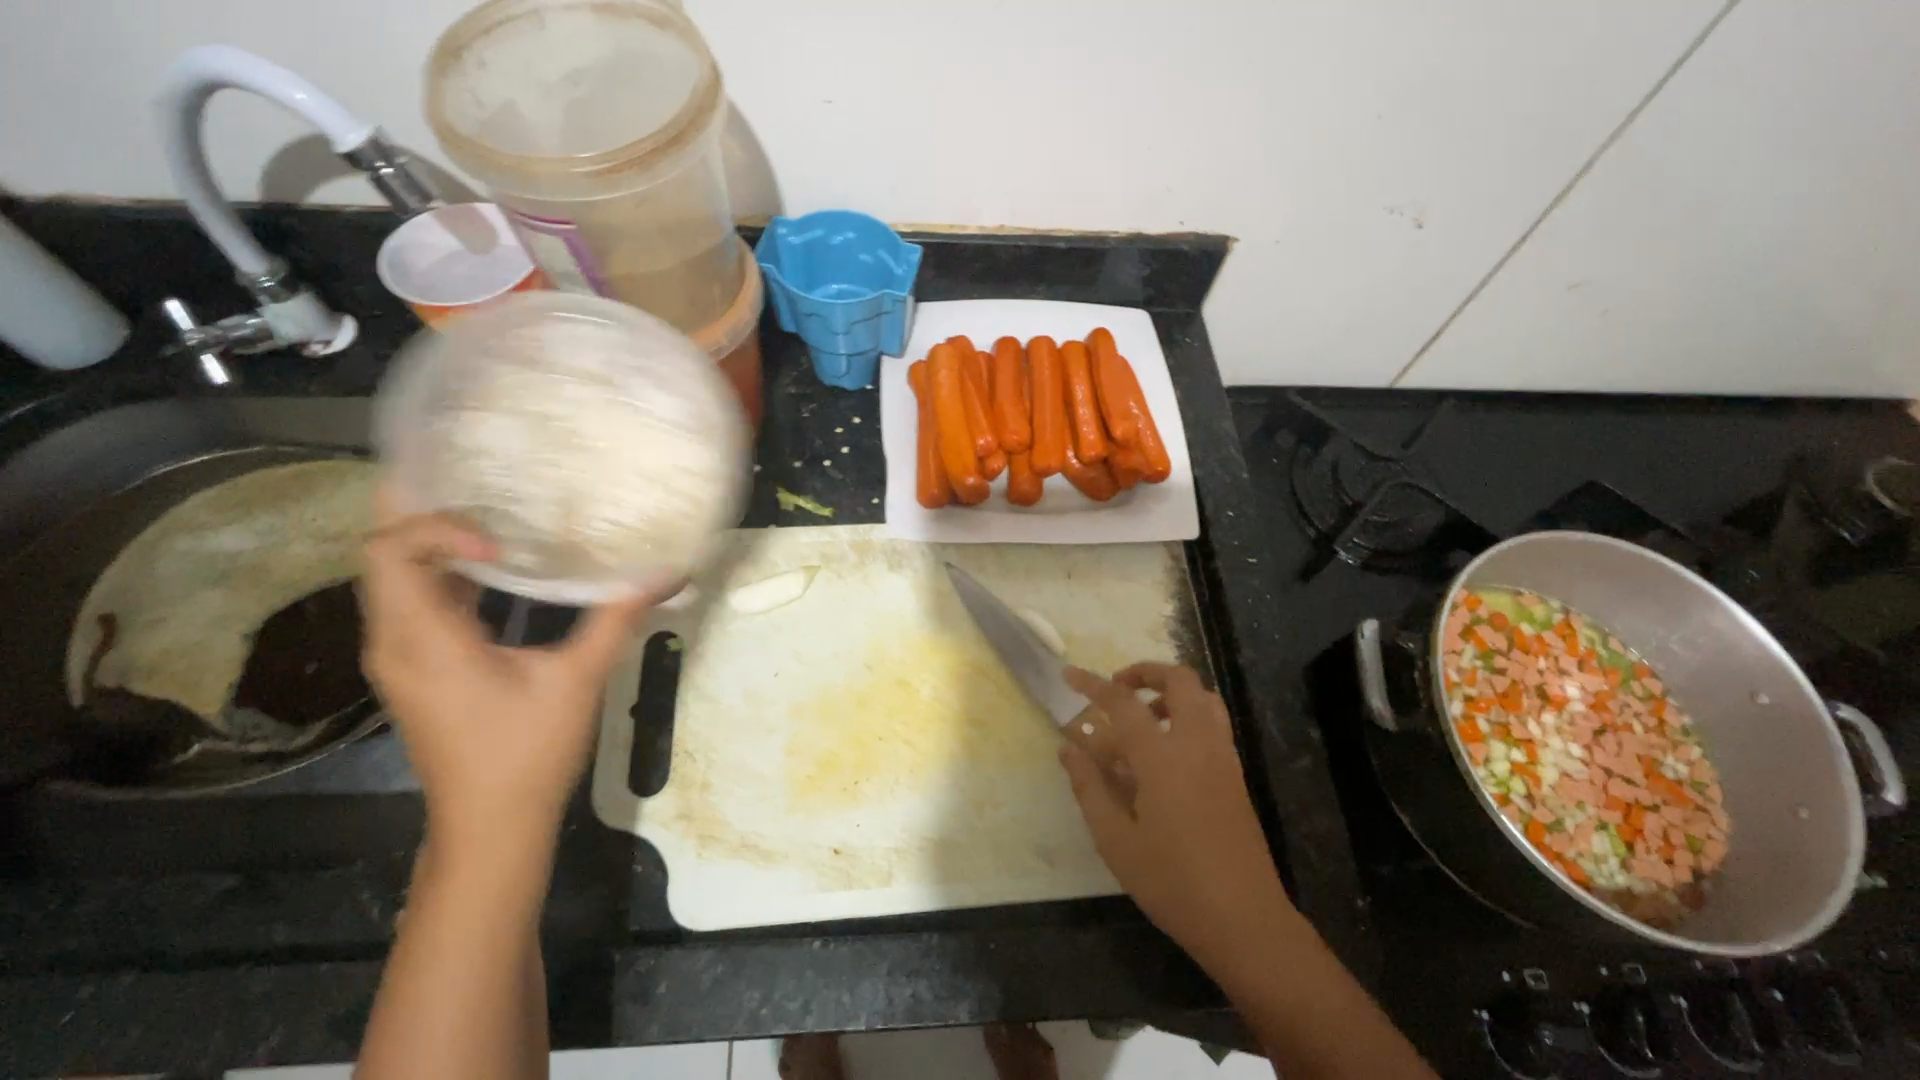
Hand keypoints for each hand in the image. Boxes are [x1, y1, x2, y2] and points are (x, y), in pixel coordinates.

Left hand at [359, 486, 652, 850]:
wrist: (490, 826)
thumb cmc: (527, 754)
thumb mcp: (578, 682)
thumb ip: (616, 619)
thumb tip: (667, 572)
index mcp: (422, 640)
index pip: (391, 551)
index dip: (438, 527)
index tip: (500, 540)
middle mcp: (394, 640)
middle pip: (383, 554)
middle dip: (421, 511)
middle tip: (472, 476)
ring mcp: (400, 657)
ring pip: (394, 577)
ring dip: (433, 542)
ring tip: (488, 511)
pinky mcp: (416, 669)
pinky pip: (413, 602)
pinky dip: (443, 574)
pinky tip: (492, 566)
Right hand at [1059, 662, 1296, 965]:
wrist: (1243, 918)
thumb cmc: (1171, 882)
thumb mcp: (1115, 841)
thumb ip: (1090, 787)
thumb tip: (1068, 748)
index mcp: (1162, 757)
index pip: (1123, 703)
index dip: (1093, 684)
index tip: (1069, 674)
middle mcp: (1197, 744)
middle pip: (1179, 680)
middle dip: (1145, 672)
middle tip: (1116, 690)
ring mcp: (1223, 758)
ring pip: (1204, 697)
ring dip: (1172, 692)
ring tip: (1142, 718)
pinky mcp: (1236, 776)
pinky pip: (1214, 724)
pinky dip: (1189, 716)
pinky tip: (1165, 753)